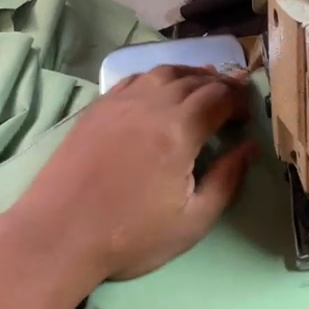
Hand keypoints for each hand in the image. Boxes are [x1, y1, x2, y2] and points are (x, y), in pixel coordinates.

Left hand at [12, 65, 255, 282]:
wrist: (60, 235)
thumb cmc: (130, 237)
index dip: (239, 101)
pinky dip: (156, 78)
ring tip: (202, 87)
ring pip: (163, 71)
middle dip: (220, 85)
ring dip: (189, 75)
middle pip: (194, 79)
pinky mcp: (97, 108)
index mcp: (179, 131)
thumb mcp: (192, 221)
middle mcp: (151, 105)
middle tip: (232, 99)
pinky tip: (159, 92)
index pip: (220, 97)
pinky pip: (134, 78)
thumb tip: (248, 148)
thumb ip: (226, 180)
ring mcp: (119, 102)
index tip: (246, 115)